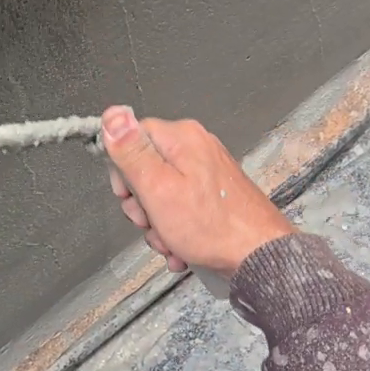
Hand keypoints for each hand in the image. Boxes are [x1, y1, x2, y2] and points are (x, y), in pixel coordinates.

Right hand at [101, 105, 294, 276]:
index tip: (126, 195)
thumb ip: (131, 152)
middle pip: (146, 169)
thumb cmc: (211, 226)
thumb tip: (111, 114)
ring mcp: (207, 173)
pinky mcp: (214, 195)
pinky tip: (181, 248)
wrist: (258, 256)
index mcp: (181, 138)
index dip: (122, 170)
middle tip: (150, 222)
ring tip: (170, 241)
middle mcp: (196, 148)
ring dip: (158, 225)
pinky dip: (176, 230)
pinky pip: (181, 208)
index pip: (132, 138)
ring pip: (161, 195)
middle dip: (142, 205)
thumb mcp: (157, 187)